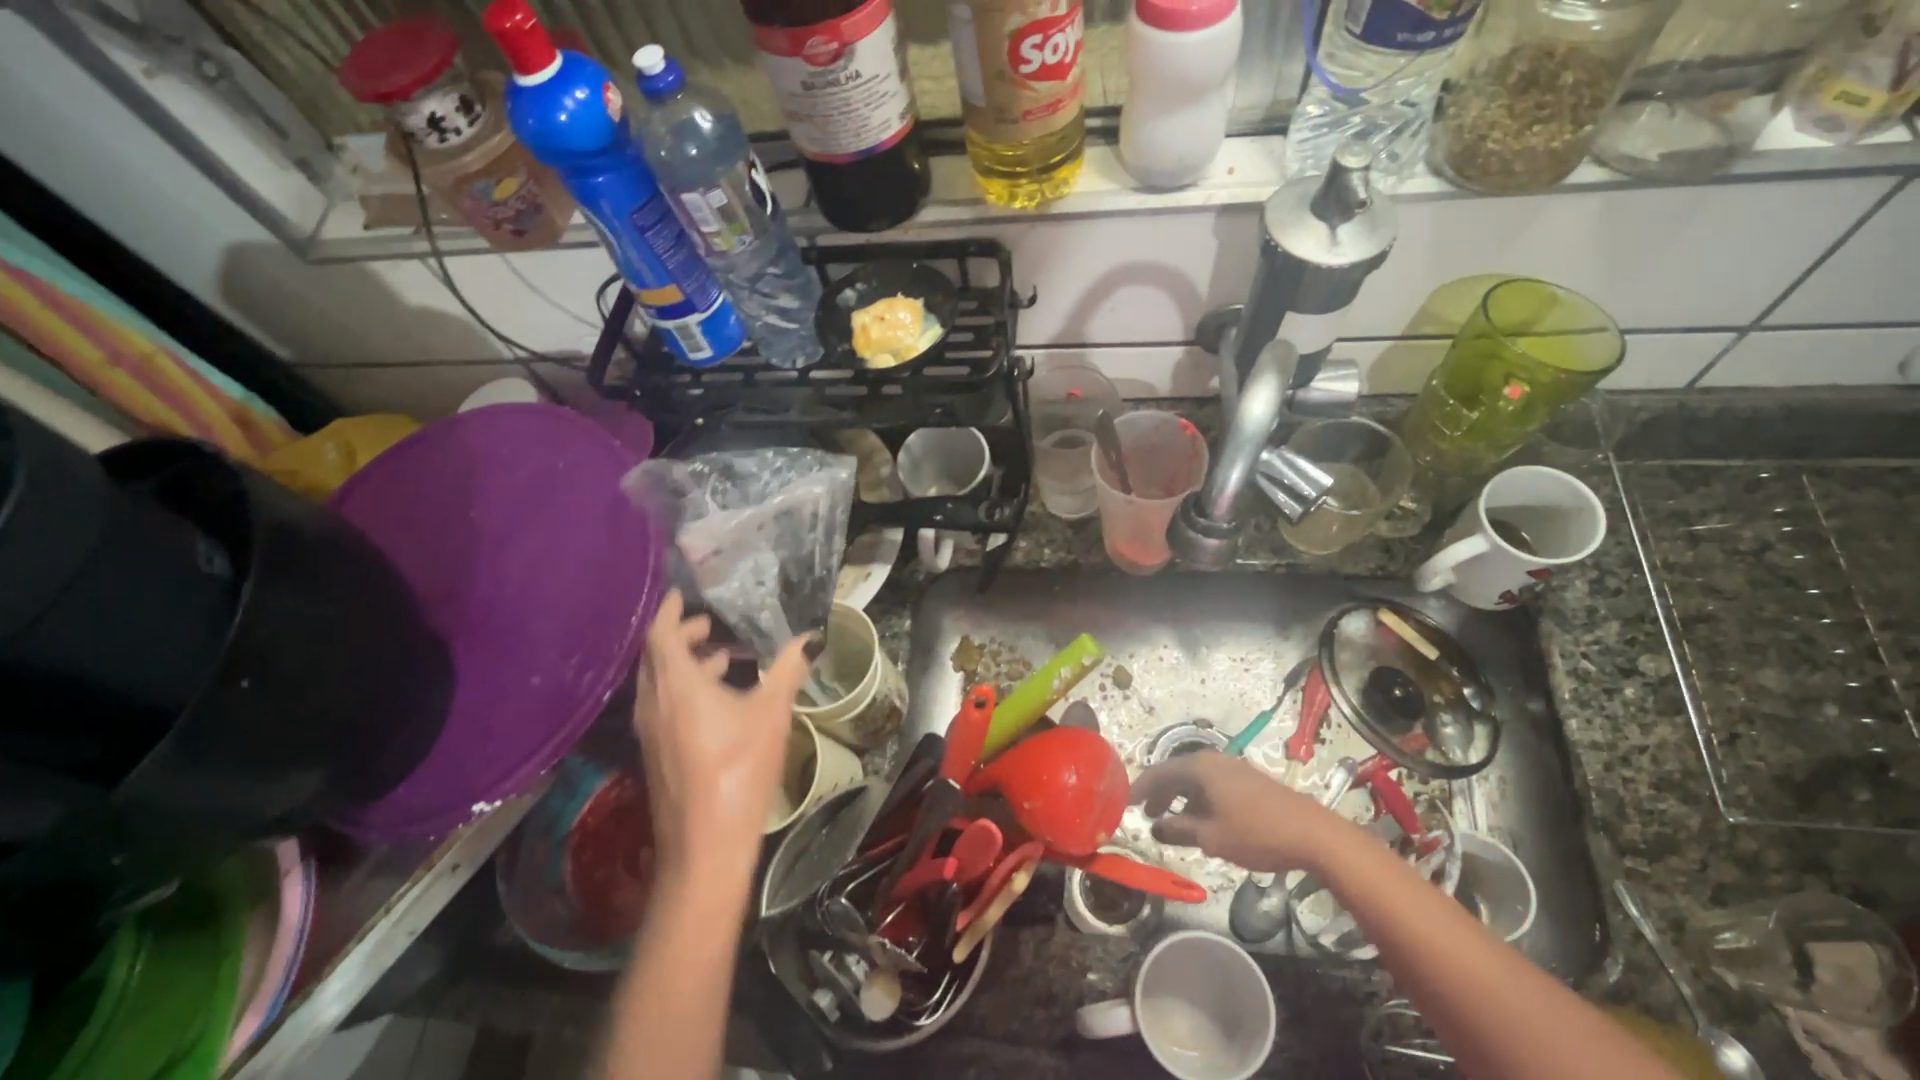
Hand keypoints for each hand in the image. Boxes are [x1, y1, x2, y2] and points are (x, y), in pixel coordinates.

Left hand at [632, 590, 811, 875]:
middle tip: (712, 625)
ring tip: (723, 658)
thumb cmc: (738, 771)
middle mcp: (653, 703)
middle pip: (656, 656)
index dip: (671, 609)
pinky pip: (663, 705)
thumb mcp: (771, 715)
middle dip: (681, 636)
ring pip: (659, 683)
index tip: (685, 593)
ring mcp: (651, 731)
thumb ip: (788, 671)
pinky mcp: (657, 753)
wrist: (705, 845)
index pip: (661, 632)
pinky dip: (684, 689)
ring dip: (685, 664)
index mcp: (675, 685)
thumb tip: (810, 638)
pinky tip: (718, 701)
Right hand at [1130, 751, 1354, 874]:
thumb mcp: (1211, 837)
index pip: (1159, 772)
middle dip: (1160, 793)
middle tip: (1148, 815)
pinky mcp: (1251, 782)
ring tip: (1174, 823)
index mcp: (1200, 768)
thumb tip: (1155, 827)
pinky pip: (1214, 785)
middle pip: (1177, 773)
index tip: (1125, 804)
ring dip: (1181, 798)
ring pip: (1197, 780)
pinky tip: (1204, 822)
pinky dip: (1200, 800)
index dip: (1139, 788)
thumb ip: (1178, 830)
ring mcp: (1235, 769)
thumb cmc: (1256, 834)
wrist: (1314, 835)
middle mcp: (1215, 761)